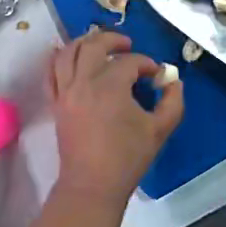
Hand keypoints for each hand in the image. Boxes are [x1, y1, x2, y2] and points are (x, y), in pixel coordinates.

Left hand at [49, 30, 183, 204]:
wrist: (92, 186)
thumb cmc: (127, 158)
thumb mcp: (160, 129)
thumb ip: (173, 101)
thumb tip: (174, 81)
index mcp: (110, 87)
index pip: (130, 62)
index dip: (147, 64)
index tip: (156, 76)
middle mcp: (84, 82)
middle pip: (94, 45)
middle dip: (113, 40)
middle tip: (128, 45)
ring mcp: (66, 92)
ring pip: (68, 52)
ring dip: (85, 42)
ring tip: (100, 44)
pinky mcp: (56, 103)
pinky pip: (51, 72)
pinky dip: (60, 58)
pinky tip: (72, 56)